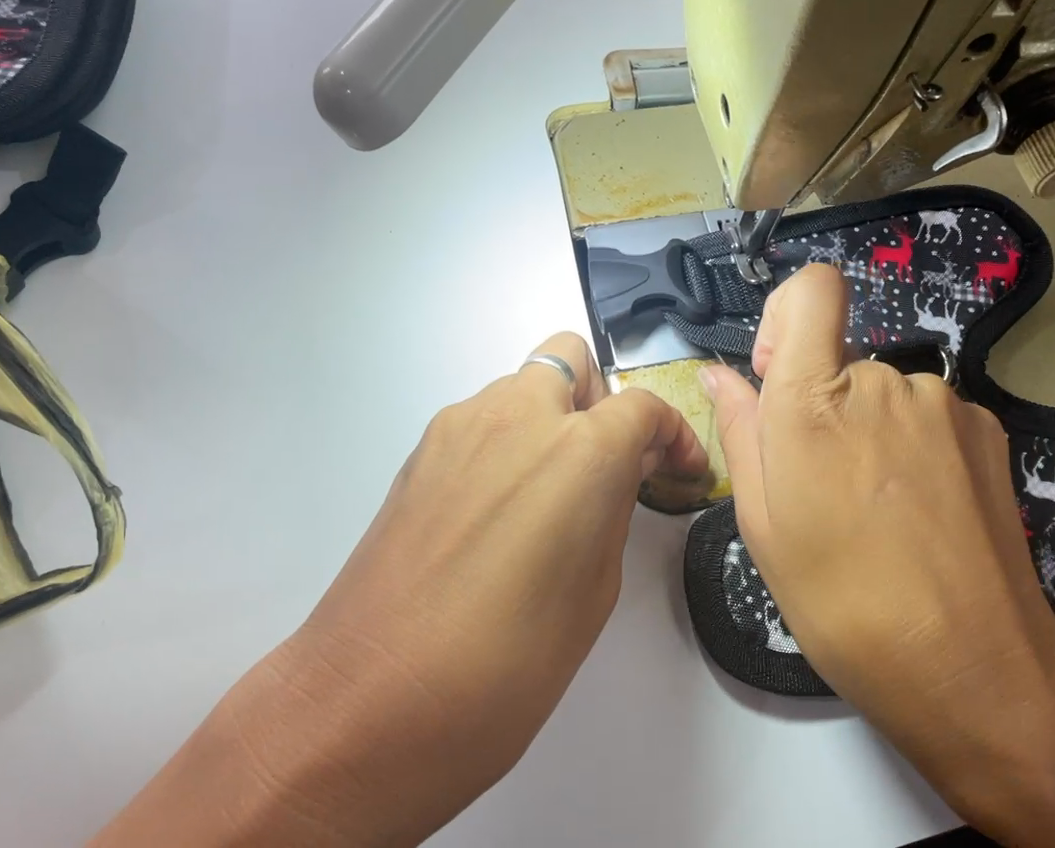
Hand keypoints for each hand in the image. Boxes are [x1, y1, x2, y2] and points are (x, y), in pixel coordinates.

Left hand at [92, 334, 706, 847]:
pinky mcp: (418, 453)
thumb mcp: (595, 587)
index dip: (672, 434)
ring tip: (550, 492)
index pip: (643, 406)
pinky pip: (479, 421)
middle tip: (606, 462)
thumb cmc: (509, 662)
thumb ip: (613, 507)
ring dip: (547, 417)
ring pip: (519, 386)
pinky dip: (504, 441)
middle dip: (599, 399)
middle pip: (570, 357)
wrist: (375, 697)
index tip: (679, 468)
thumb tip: (617, 475)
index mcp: (579, 448)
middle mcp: (518, 415)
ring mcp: (458, 427)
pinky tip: (499, 510)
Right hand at [703, 265, 1054, 846]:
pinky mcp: (987, 429)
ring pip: (886, 396)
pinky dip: (916, 448)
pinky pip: (930, 417)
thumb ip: (741, 432)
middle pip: (841, 364)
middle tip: (825, 493)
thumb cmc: (841, 602)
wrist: (970, 665)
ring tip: (878, 515)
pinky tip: (921, 513)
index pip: (812, 291)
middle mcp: (882, 382)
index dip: (787, 316)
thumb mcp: (764, 525)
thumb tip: (721, 375)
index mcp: (813, 403)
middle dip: (825, 410)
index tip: (779, 377)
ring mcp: (943, 404)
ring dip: (873, 434)